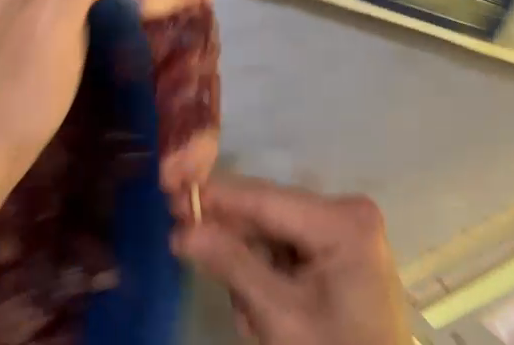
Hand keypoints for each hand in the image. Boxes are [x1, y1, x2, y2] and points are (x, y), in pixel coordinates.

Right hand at [176, 177, 408, 344]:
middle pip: (265, 214)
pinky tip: (264, 312)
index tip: (168, 194)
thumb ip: (231, 266)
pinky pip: (285, 249)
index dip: (212, 196)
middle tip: (187, 253)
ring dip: (248, 269)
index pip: (262, 198)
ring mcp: (344, 231)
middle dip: (232, 245)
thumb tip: (181, 230)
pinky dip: (265, 276)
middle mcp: (346, 212)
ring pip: (269, 233)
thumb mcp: (280, 317)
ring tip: (254, 319)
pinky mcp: (339, 251)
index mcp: (342, 221)